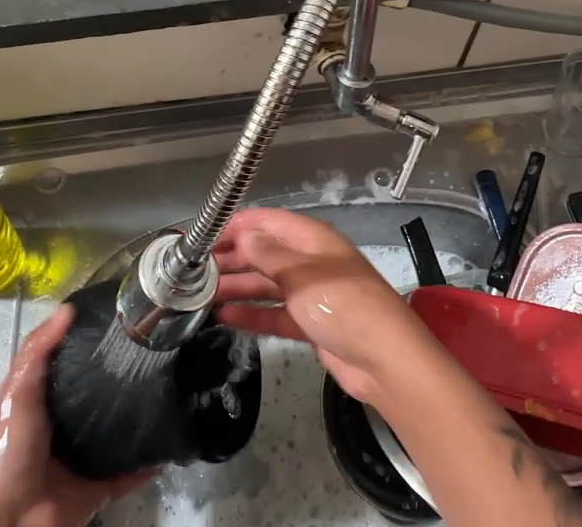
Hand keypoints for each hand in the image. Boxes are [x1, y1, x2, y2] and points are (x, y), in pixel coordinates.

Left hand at [0, 305, 153, 526]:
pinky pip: (132, 471)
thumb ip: (38, 351)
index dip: (92, 342)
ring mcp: (86, 457)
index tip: (123, 321)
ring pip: (120, 431)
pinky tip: (170, 443)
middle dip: (124, 379)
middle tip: (157, 353)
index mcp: (46, 402)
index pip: (73, 364)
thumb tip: (69, 309)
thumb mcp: (17, 391)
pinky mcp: (101, 486)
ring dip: (141, 417)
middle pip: (100, 397)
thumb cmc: (11, 450)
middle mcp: (67, 426)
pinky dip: (150, 462)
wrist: (15, 518)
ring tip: (170, 391)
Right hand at [211, 207, 432, 403]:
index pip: (269, 222)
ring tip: (203, 293)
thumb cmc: (343, 306)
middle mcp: (311, 261)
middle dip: (233, 257)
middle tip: (197, 269)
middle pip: (266, 253)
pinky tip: (226, 317)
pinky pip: (275, 313)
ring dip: (238, 287)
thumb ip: (269, 255)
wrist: (384, 359)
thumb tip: (244, 236)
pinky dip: (252, 314)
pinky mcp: (311, 324)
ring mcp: (311, 294)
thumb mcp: (301, 275)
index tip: (206, 234)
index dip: (238, 225)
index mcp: (313, 239)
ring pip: (267, 284)